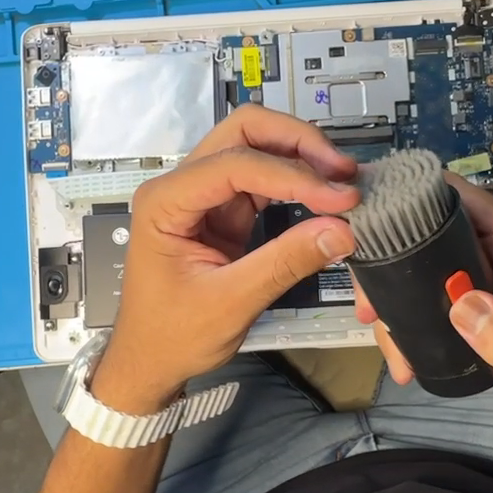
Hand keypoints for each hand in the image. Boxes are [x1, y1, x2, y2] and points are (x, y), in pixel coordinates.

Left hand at [91, 106, 359, 413]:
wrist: (150, 360)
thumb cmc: (171, 336)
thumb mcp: (230, 304)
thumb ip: (284, 263)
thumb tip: (341, 231)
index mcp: (165, 202)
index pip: (235, 163)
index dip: (292, 175)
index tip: (338, 198)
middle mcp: (181, 185)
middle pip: (244, 131)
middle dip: (297, 143)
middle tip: (342, 172)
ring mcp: (204, 194)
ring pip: (257, 146)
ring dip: (301, 158)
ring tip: (342, 183)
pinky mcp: (224, 209)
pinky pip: (264, 179)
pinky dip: (297, 182)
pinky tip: (324, 196)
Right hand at [355, 176, 492, 431]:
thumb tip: (462, 305)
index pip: (458, 196)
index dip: (411, 199)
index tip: (369, 227)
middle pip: (428, 228)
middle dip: (390, 261)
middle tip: (370, 306)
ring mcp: (483, 271)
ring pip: (422, 262)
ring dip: (394, 296)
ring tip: (384, 337)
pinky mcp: (473, 293)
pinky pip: (428, 288)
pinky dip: (407, 315)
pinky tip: (401, 351)